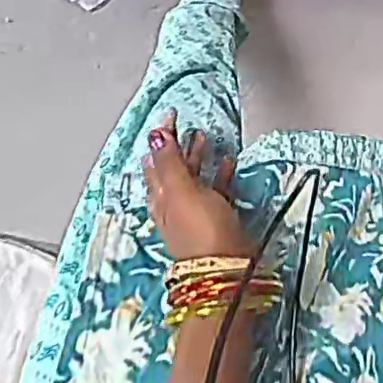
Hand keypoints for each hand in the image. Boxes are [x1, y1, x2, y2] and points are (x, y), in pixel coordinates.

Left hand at [144, 108, 250, 259]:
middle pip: (172, 170)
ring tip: (206, 139)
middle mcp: (174, 204)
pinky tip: (228, 164)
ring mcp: (195, 211)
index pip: (156, 161)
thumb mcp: (181, 192)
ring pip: (193, 178)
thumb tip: (153, 136)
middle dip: (177, 147)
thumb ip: (169, 163)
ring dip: (197, 157)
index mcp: (161, 197)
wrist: (224, 266)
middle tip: (184, 126)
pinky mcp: (216, 216)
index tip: (170, 116)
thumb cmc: (201, 229)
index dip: (161, 138)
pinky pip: (215, 188)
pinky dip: (219, 173)